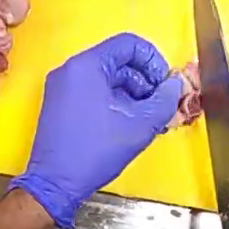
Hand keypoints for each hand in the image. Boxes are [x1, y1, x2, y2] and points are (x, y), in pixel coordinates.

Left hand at [11, 32, 184, 228]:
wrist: (54, 184)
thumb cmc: (93, 153)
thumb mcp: (140, 126)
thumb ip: (164, 101)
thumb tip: (173, 86)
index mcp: (86, 66)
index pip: (129, 44)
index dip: (154, 61)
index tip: (165, 84)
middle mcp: (69, 71)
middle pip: (116, 62)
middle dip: (143, 80)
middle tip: (157, 104)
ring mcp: (60, 89)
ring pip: (104, 79)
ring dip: (129, 94)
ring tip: (144, 118)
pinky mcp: (57, 106)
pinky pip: (90, 93)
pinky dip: (111, 102)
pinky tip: (124, 124)